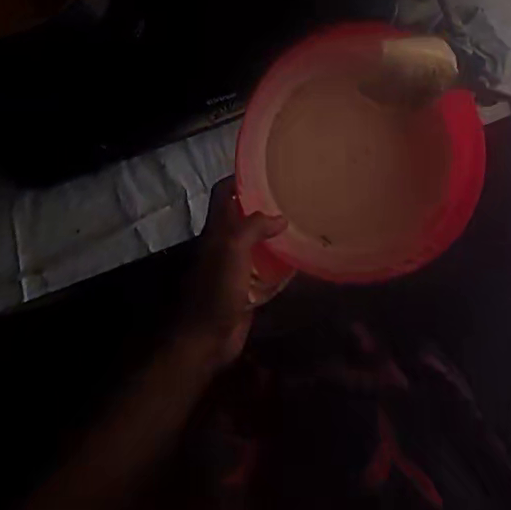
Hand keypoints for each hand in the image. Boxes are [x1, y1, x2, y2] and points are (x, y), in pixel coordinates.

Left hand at [174, 177, 292, 368]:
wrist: (208, 338)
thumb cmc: (217, 288)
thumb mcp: (233, 249)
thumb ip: (253, 228)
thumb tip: (280, 217)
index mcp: (216, 229)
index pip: (223, 194)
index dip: (238, 180)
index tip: (265, 172)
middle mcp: (225, 243)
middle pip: (242, 217)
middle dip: (263, 207)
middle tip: (293, 198)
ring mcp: (236, 267)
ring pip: (256, 243)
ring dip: (274, 235)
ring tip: (302, 224)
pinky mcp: (248, 289)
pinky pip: (266, 269)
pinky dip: (281, 263)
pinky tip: (300, 260)